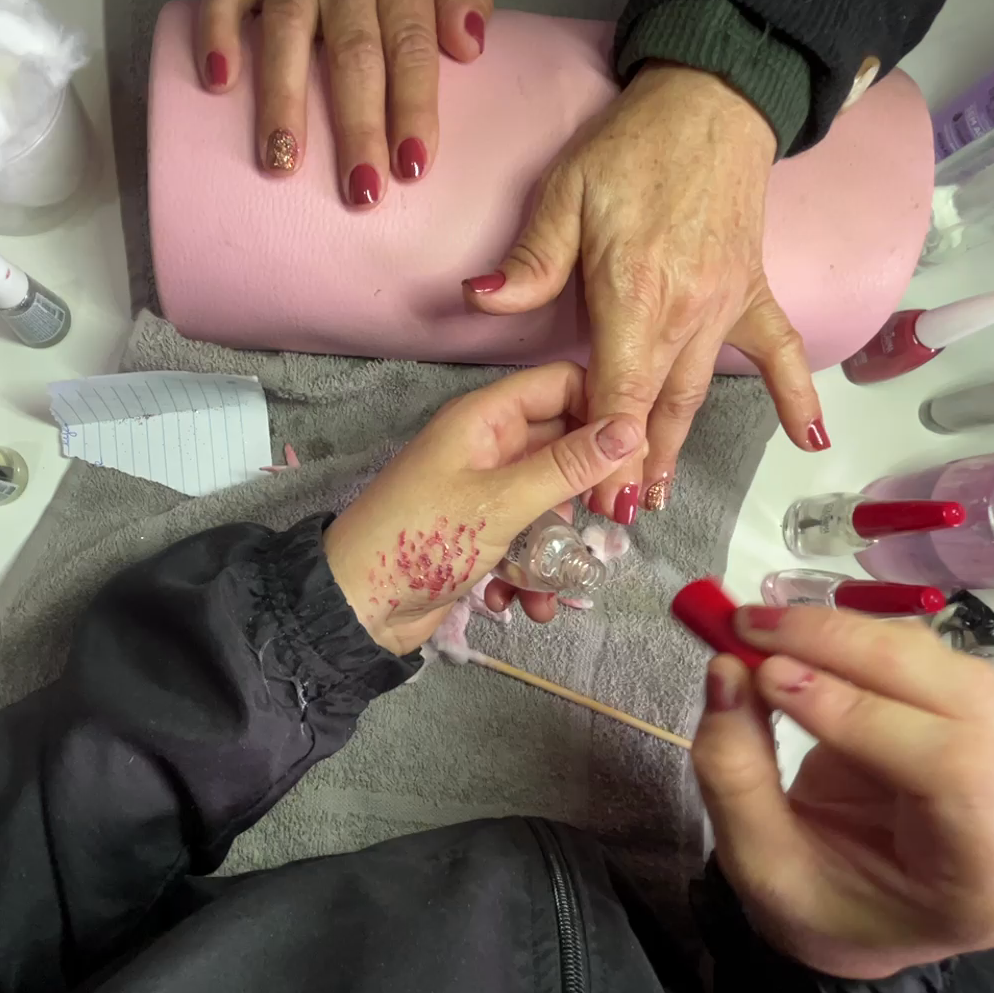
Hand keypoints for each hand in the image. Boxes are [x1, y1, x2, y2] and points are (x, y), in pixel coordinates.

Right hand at [196, 0, 491, 204]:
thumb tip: (470, 44)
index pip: (412, 48)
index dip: (414, 108)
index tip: (412, 167)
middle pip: (355, 56)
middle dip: (359, 128)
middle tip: (360, 192)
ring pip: (288, 34)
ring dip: (284, 101)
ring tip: (282, 163)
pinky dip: (217, 31)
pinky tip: (218, 81)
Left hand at [323, 363, 642, 654]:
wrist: (357, 607)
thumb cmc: (422, 539)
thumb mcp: (500, 501)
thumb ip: (567, 465)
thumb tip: (630, 425)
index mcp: (484, 418)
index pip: (561, 385)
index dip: (603, 411)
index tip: (637, 454)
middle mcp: (486, 446)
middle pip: (561, 446)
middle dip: (588, 489)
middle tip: (614, 525)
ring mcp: (482, 492)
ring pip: (547, 502)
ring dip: (557, 546)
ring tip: (558, 581)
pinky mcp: (479, 534)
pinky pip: (523, 540)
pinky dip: (529, 571)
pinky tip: (523, 602)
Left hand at [466, 63, 824, 521]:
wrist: (710, 106)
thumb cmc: (629, 150)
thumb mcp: (563, 194)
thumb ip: (530, 260)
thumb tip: (481, 298)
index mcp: (634, 296)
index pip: (616, 391)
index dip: (604, 447)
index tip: (594, 494)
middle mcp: (685, 313)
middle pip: (652, 405)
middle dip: (630, 464)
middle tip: (612, 513)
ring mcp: (724, 307)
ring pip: (695, 393)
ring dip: (674, 448)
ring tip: (655, 499)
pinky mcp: (751, 294)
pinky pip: (778, 351)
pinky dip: (795, 394)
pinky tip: (809, 440)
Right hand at [693, 606, 993, 979]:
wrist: (857, 919)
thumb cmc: (816, 908)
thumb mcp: (757, 862)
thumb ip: (733, 772)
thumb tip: (725, 669)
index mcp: (988, 882)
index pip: (954, 772)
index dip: (858, 710)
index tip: (766, 676)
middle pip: (960, 698)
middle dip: (847, 647)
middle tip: (751, 626)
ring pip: (947, 666)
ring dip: (850, 633)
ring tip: (768, 627)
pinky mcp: (980, 728)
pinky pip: (928, 662)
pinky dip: (857, 638)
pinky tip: (802, 638)